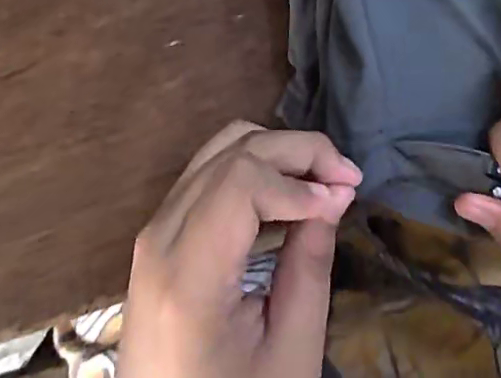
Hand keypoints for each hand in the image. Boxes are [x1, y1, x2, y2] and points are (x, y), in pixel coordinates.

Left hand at [119, 121, 361, 377]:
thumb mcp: (289, 351)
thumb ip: (310, 265)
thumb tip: (336, 191)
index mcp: (188, 276)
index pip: (242, 180)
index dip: (300, 177)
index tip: (343, 197)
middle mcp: (159, 238)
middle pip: (233, 151)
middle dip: (297, 151)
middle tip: (347, 175)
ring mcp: (153, 230)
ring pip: (219, 148)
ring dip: (276, 152)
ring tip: (322, 179)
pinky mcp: (159, 232)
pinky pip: (208, 170)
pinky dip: (253, 164)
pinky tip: (287, 189)